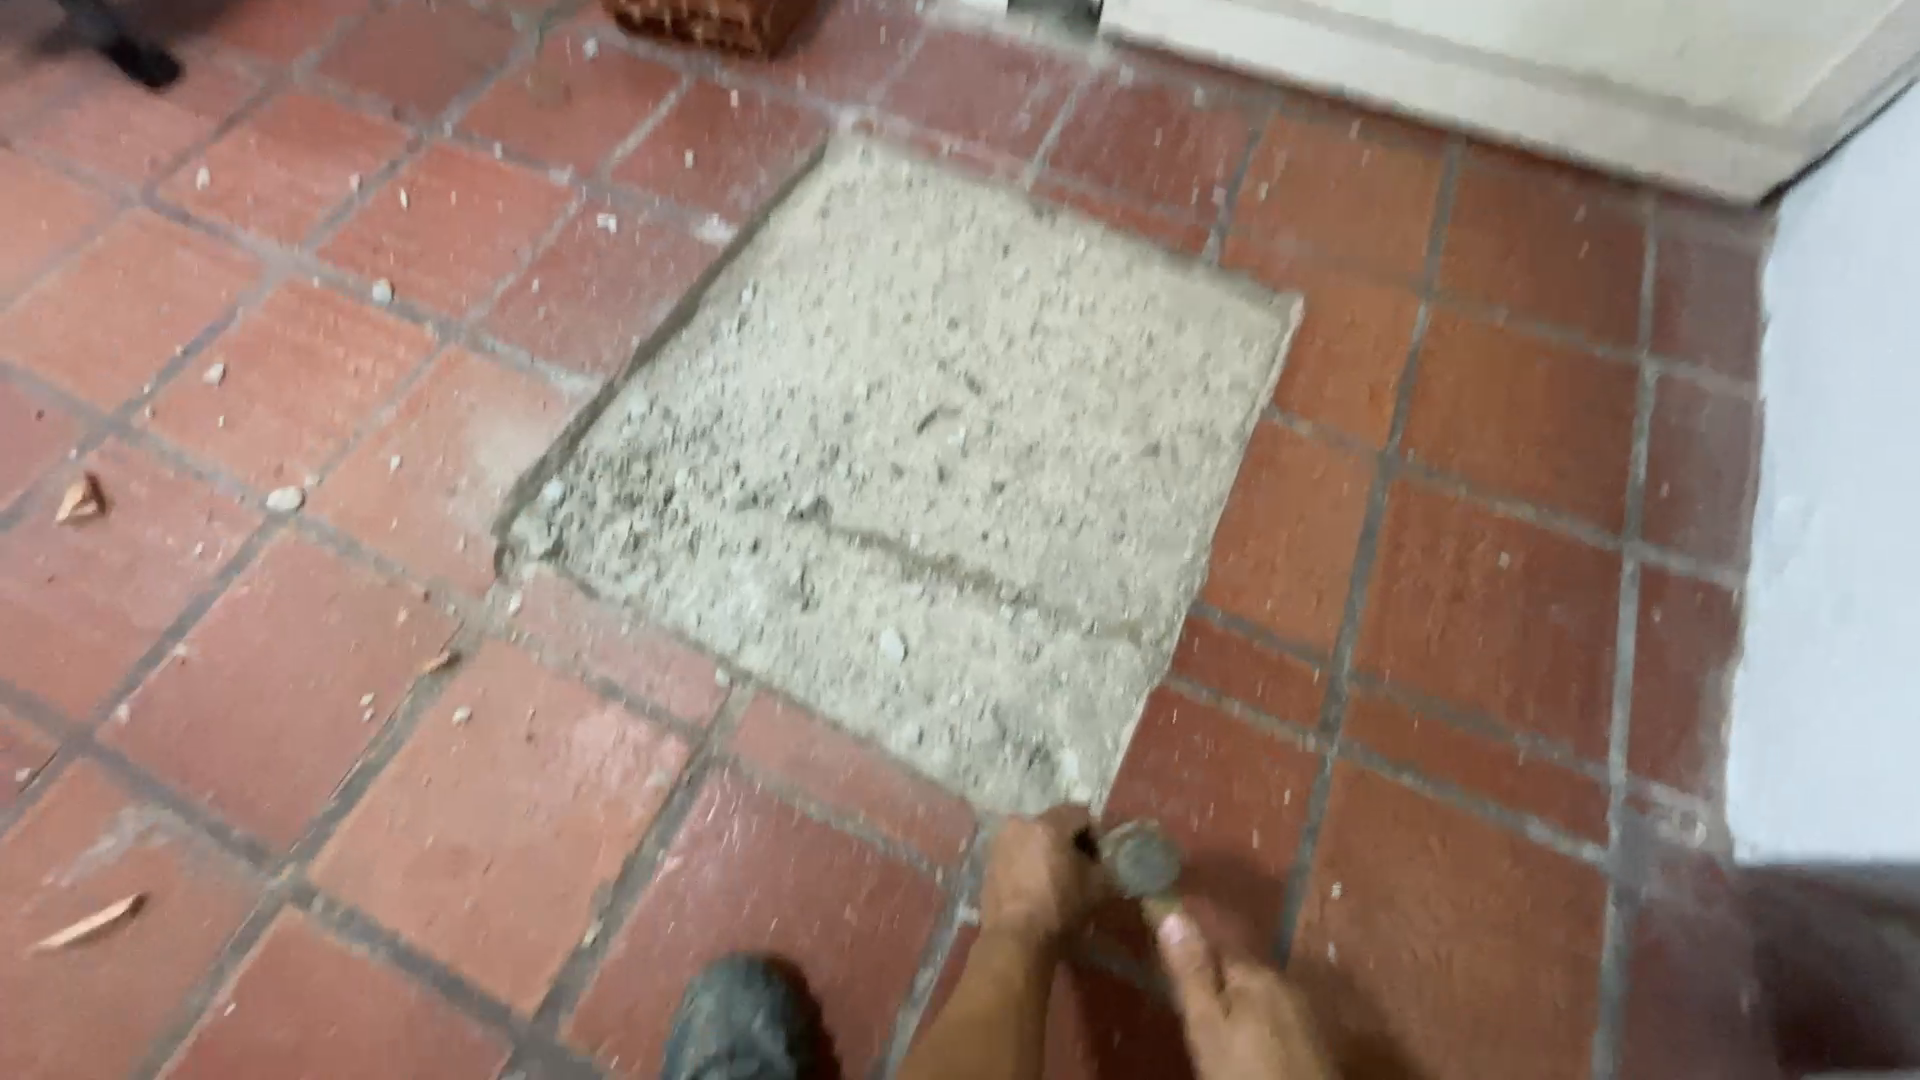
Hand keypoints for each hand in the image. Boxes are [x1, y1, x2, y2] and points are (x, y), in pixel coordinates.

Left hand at [978, 805, 1104, 948]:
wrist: (1015, 939)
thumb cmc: (1060, 910)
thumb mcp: (1098, 887)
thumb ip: (1104, 863)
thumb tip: (1099, 859)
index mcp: (1048, 824)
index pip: (1081, 814)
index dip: (1095, 836)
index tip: (1097, 861)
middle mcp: (1021, 823)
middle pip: (1054, 822)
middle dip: (1068, 841)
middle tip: (1077, 869)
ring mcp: (1001, 840)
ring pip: (1033, 836)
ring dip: (1046, 850)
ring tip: (1053, 878)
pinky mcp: (988, 858)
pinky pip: (1016, 850)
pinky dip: (1027, 860)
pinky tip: (1033, 885)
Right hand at [1156, 911, 1335, 1079]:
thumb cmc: (1245, 1075)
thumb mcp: (1207, 1028)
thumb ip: (1191, 972)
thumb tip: (1171, 913)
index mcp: (1255, 972)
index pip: (1216, 930)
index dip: (1188, 923)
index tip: (1160, 917)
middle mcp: (1283, 980)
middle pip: (1238, 956)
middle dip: (1210, 953)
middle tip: (1178, 962)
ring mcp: (1302, 1009)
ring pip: (1256, 981)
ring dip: (1230, 981)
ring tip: (1204, 992)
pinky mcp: (1312, 1038)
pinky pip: (1271, 1004)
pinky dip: (1250, 1005)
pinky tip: (1240, 1022)